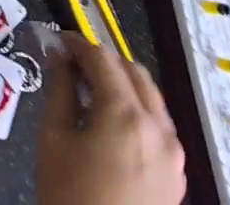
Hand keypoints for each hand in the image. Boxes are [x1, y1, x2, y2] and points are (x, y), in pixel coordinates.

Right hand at [36, 38, 185, 204]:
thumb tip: (58, 55)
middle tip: (71, 62)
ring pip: (151, 98)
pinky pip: (159, 125)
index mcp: (125, 115)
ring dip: (122, 83)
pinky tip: (109, 122)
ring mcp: (174, 154)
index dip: (77, 43)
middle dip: (102, 59)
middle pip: (134, 72)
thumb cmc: (69, 192)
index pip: (102, 59)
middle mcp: (159, 129)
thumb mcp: (53, 137)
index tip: (57, 40)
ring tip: (89, 90)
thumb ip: (59, 89)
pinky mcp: (177, 174)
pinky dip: (136, 110)